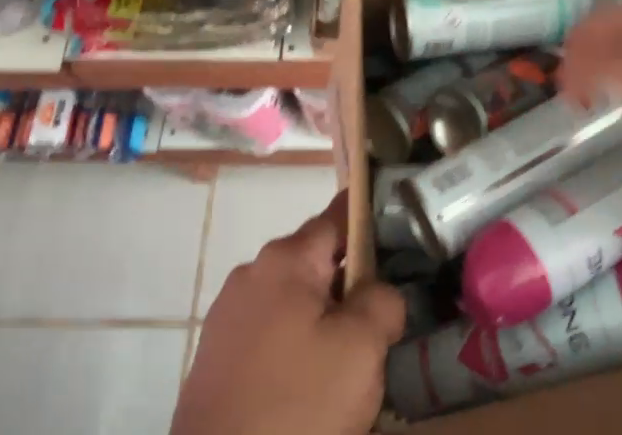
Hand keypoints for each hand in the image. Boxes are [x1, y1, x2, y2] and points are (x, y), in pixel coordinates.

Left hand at [172, 194, 404, 434]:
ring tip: (358, 359)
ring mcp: (229, 317)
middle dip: (353, 283)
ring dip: (327, 321)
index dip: (371, 218)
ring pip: (297, 302)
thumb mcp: (360, 349)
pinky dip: (300, 348)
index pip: (338, 217)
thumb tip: (378, 290)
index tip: (402, 226)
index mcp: (284, 260)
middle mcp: (251, 275)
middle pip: (318, 262)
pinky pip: (274, 335)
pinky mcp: (219, 359)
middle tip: (390, 315)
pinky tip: (318, 384)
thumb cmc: (297, 405)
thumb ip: (382, 302)